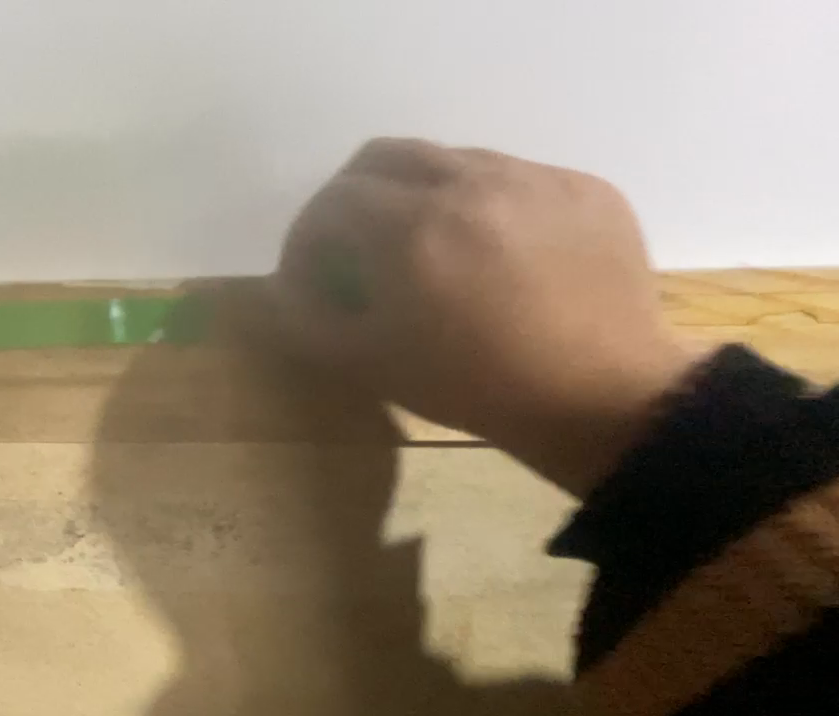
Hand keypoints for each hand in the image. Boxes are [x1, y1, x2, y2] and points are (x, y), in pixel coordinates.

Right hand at [265, 137, 709, 495]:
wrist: (594, 393)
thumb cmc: (463, 382)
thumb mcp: (361, 360)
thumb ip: (306, 316)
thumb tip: (286, 286)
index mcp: (411, 227)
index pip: (332, 200)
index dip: (304, 237)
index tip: (304, 275)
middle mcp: (472, 184)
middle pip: (384, 156)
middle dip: (349, 198)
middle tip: (347, 247)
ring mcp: (535, 179)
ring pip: (449, 161)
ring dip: (412, 198)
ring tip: (418, 254)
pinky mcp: (584, 189)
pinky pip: (510, 178)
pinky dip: (475, 207)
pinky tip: (483, 258)